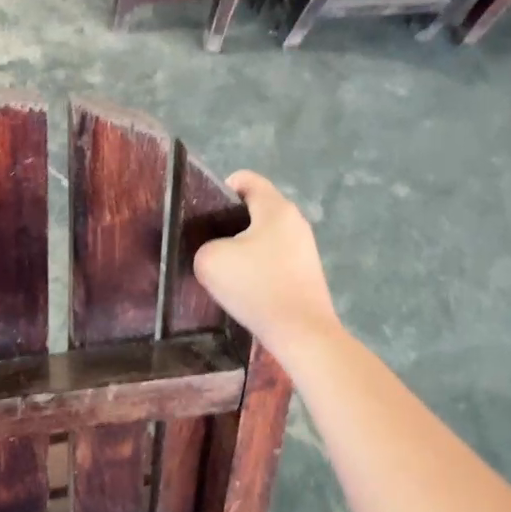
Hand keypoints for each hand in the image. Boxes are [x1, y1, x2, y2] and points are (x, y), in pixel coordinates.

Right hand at [194, 171, 343, 358]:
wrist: (301, 332)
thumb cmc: (256, 286)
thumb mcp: (209, 260)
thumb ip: (204, 245)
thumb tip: (214, 251)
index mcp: (275, 208)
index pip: (246, 179)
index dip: (220, 187)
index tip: (203, 212)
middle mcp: (295, 221)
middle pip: (256, 208)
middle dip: (230, 221)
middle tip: (207, 242)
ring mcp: (305, 248)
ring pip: (265, 235)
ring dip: (244, 247)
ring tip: (224, 269)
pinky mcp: (307, 272)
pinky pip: (275, 257)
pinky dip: (258, 266)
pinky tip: (245, 287)